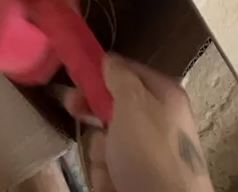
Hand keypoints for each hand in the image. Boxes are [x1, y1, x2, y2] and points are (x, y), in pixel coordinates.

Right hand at [65, 56, 213, 191]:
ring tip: (109, 164)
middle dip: (92, 111)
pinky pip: (107, 167)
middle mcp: (156, 123)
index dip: (103, 70)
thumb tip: (109, 59)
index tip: (77, 71)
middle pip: (113, 106)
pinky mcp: (131, 180)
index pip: (128, 70)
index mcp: (164, 97)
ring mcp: (144, 155)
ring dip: (99, 149)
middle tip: (73, 107)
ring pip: (105, 139)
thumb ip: (119, 75)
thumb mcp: (134, 103)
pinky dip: (105, 174)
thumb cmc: (150, 152)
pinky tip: (113, 182)